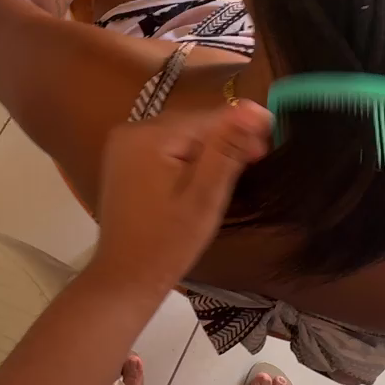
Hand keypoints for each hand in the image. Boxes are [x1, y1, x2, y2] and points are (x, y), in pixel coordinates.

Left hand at [89, 103, 271, 292]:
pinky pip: (161, 145)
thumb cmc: (169, 242)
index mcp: (149, 135)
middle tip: (252, 162)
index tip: (263, 150)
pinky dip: (182, 156)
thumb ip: (226, 149)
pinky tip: (196, 177)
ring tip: (227, 173)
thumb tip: (250, 107)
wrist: (125, 276)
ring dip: (203, 148)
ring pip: (177, 134)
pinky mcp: (121, 158)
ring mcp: (121, 143)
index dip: (238, 130)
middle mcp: (130, 130)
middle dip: (221, 140)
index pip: (205, 118)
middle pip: (190, 124)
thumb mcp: (205, 196)